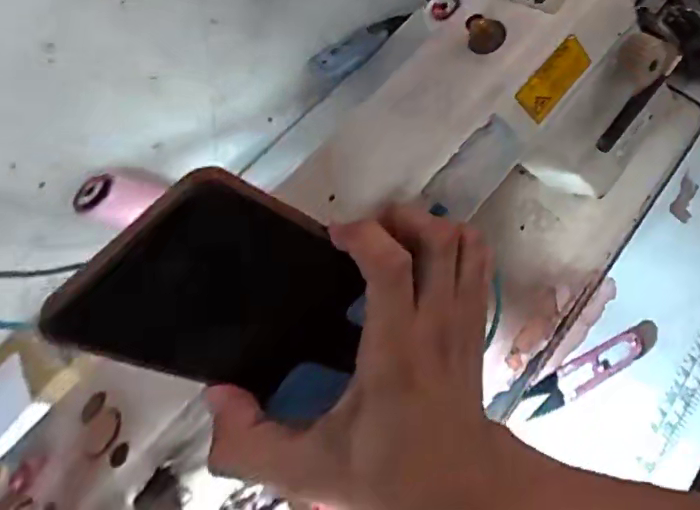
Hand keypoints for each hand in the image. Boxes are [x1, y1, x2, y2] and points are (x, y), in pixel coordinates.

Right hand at [205, 206, 523, 509]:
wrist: (453, 481)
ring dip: (434, 224)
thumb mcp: (301, 470)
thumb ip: (246, 441)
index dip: (366, 237)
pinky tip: (428, 254)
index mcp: (395, 350)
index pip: (392, 269)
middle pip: (439, 239)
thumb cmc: (378, 472)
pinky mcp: (479, 317)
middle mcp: (438, 320)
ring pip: (467, 242)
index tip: (335, 232)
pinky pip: (481, 260)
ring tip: (397, 234)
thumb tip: (217, 393)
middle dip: (403, 218)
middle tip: (367, 227)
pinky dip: (459, 240)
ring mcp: (466, 315)